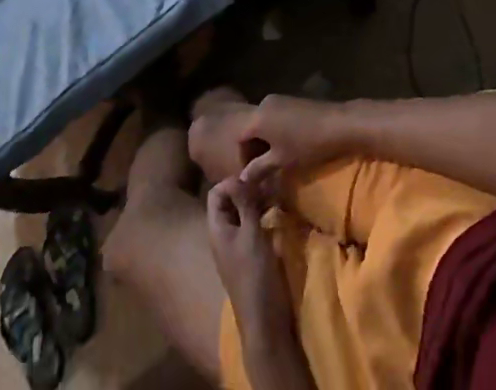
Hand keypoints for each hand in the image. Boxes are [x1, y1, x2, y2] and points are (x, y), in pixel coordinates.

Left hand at [206, 177, 289, 323]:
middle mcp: (224, 233)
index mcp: (217, 228)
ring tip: (277, 192)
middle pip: (230, 201)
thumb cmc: (254, 274)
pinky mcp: (251, 253)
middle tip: (270, 182)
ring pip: (243, 212)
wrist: (264, 320)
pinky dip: (263, 215)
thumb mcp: (251, 235)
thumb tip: (240, 175)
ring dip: (257, 201)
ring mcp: (237, 244)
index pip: (216, 192)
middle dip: (247, 188)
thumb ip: (246, 204)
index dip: (233, 182)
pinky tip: (279, 212)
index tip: (255, 180)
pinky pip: (254, 225)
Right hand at [237, 96, 355, 195]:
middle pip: (251, 128)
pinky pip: (276, 116)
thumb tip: (242, 179)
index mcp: (256, 118)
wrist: (340, 123)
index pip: (239, 139)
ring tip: (276, 158)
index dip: (243, 158)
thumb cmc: (307, 144)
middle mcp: (264, 103)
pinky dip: (276, 131)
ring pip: (264, 122)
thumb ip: (258, 169)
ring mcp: (280, 99)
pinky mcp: (293, 99)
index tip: (252, 175)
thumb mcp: (281, 161)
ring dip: (266, 140)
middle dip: (254, 149)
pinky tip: (288, 144)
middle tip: (263, 168)